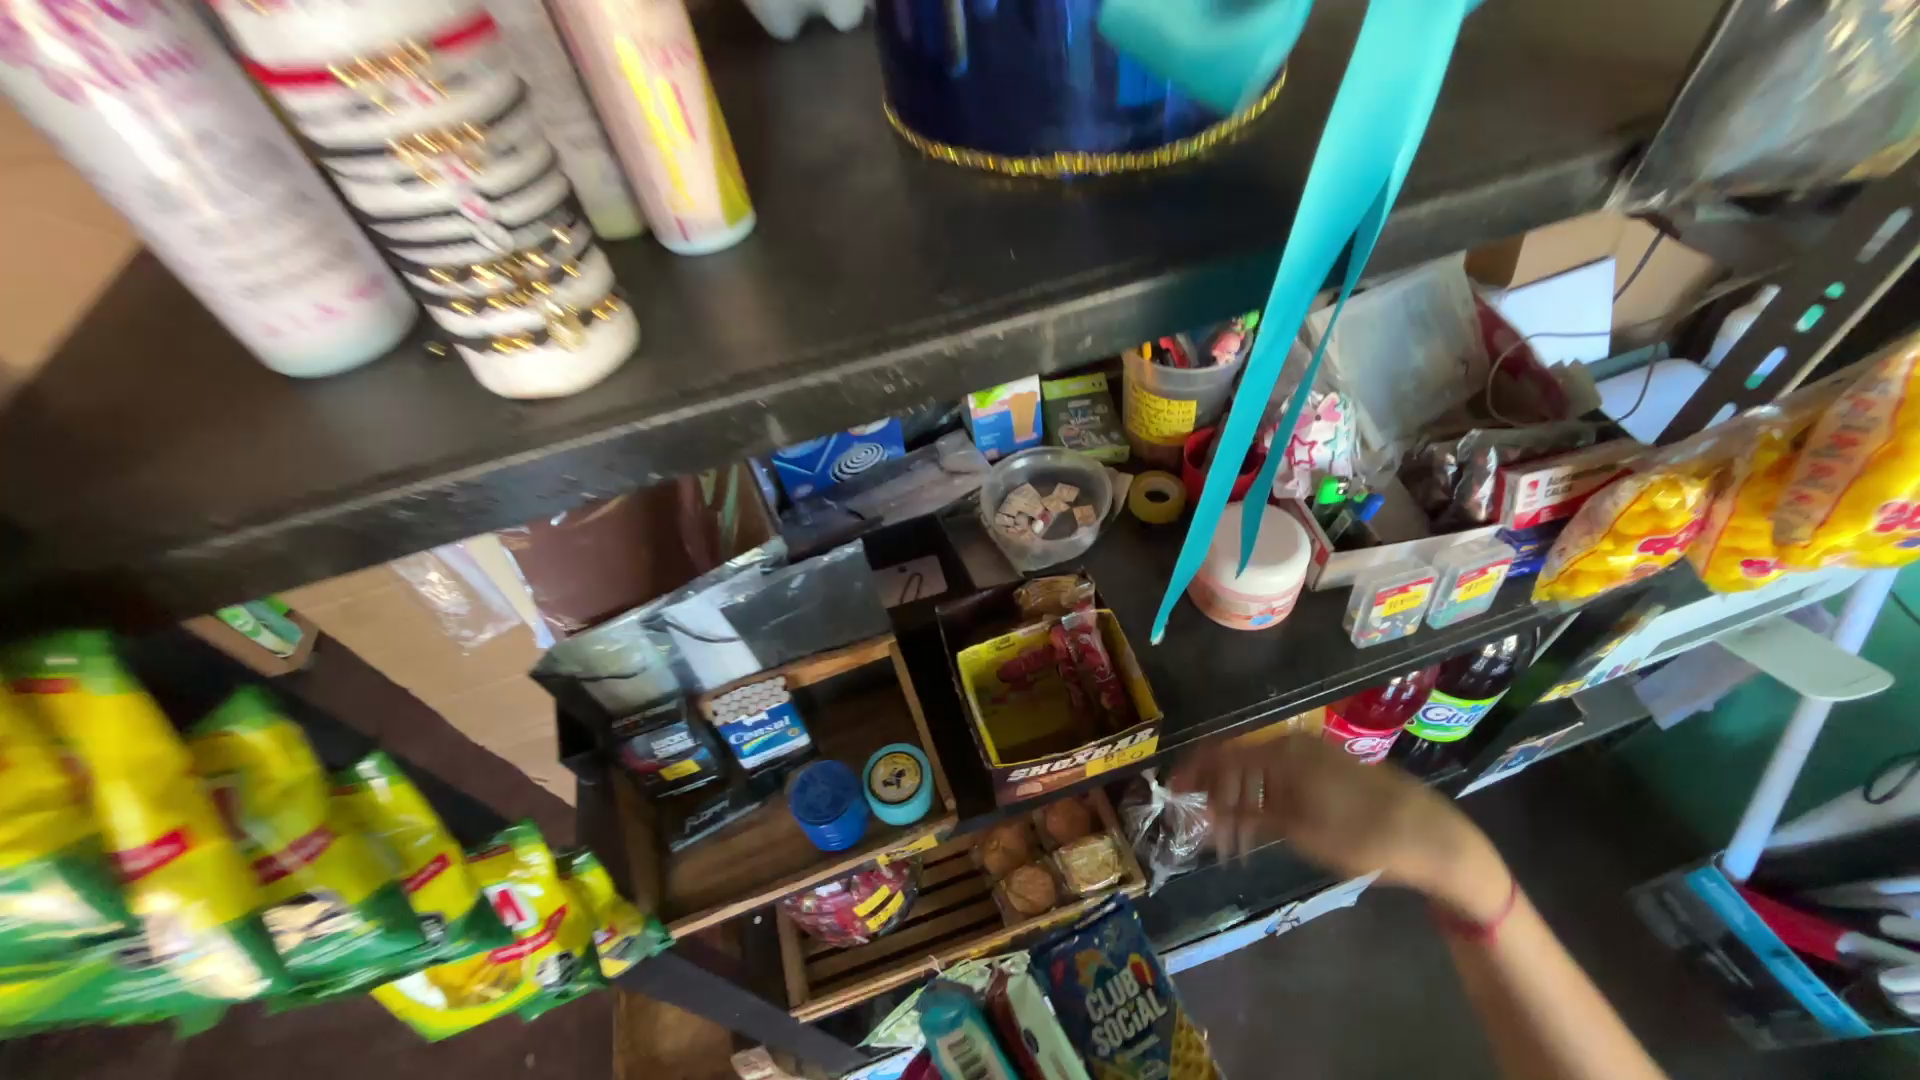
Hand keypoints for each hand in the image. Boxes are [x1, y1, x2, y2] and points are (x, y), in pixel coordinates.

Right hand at [1170, 734, 1510, 921]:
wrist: (1434, 839)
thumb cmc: (1362, 836)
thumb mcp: (1298, 831)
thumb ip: (1247, 816)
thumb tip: (1205, 812)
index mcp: (1281, 752)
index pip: (1220, 752)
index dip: (1193, 770)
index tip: (1171, 790)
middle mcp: (1294, 744)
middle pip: (1239, 761)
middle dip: (1217, 793)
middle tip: (1208, 829)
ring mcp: (1316, 755)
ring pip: (1263, 772)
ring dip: (1242, 800)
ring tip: (1236, 838)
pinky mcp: (1332, 769)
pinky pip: (1285, 777)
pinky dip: (1268, 799)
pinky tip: (1267, 825)